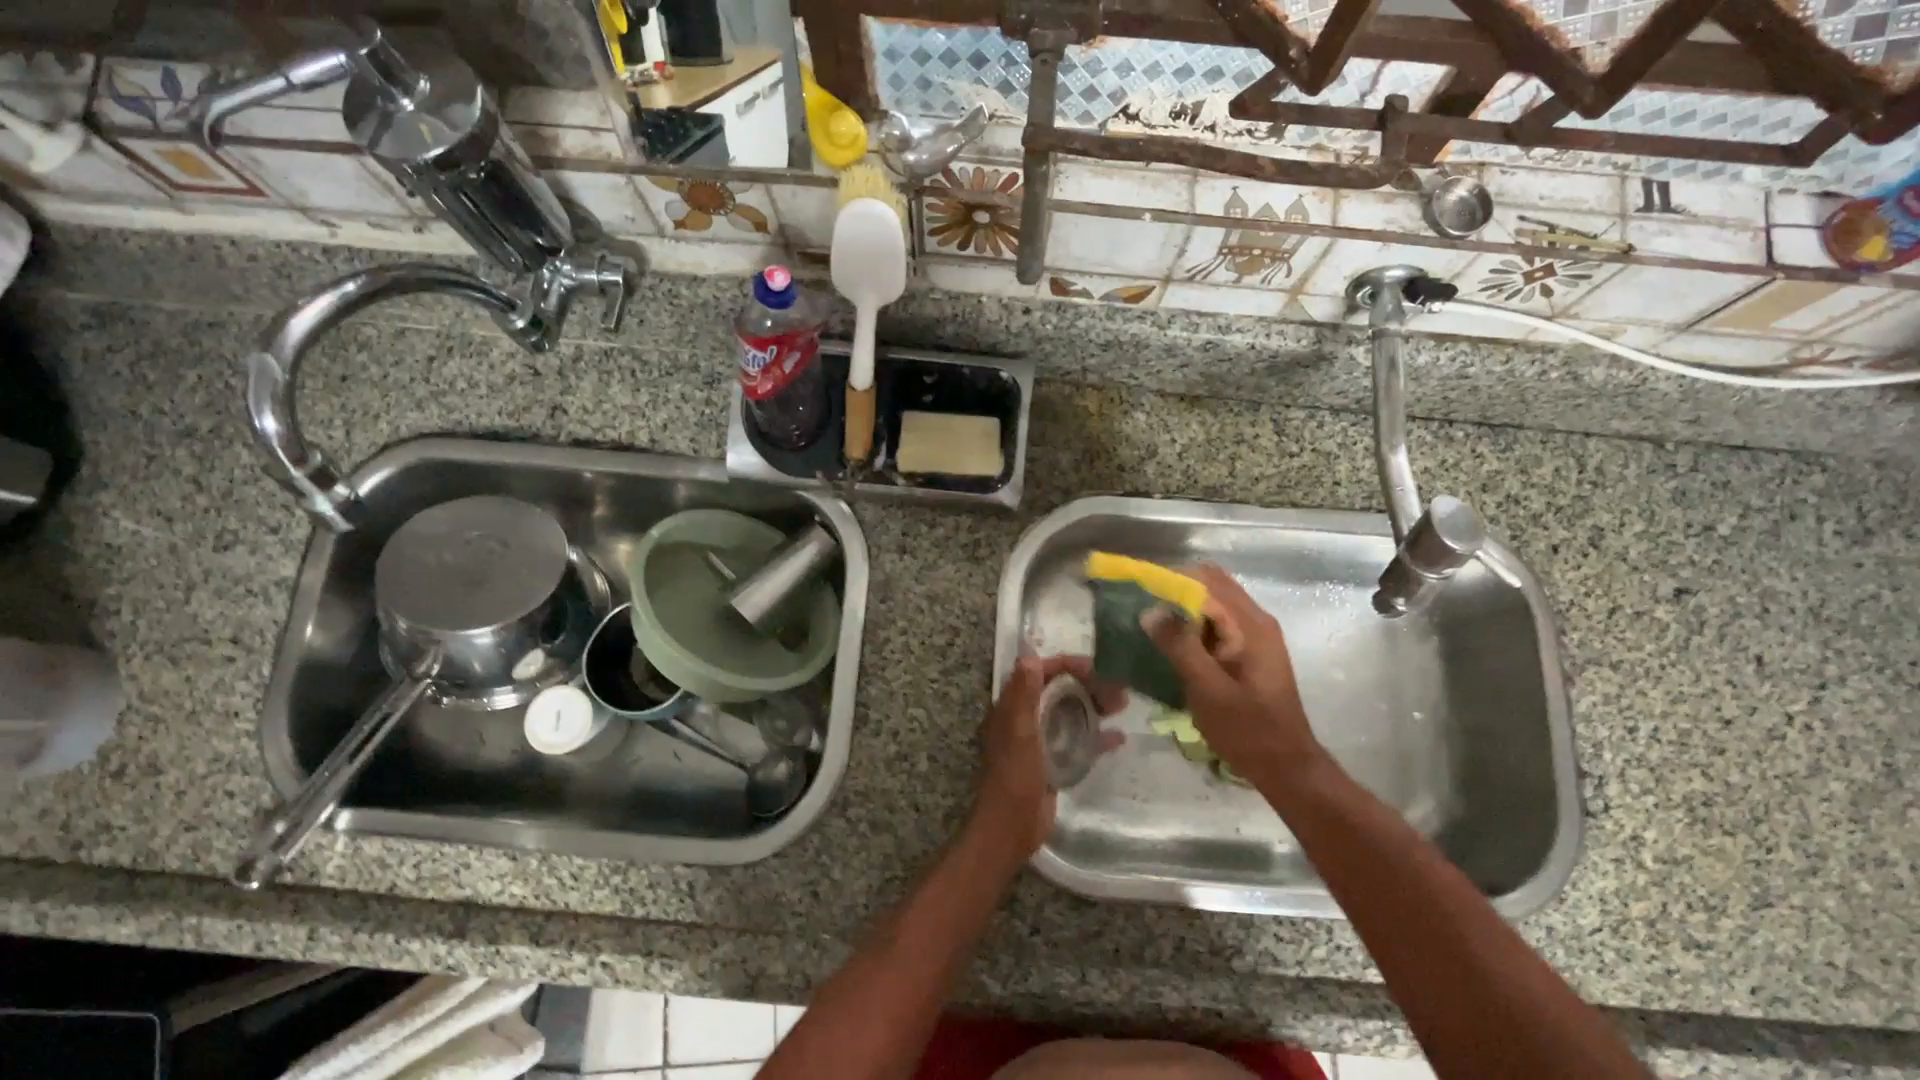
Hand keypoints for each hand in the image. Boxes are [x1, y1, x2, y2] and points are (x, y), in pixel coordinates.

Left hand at [971, 654, 1124, 857]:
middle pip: (1058, 692)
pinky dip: (1096, 737)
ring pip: (1070, 715)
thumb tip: (1029, 654)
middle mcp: (1024, 721)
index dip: (1065, 665)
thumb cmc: (1013, 777)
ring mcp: (1040, 743)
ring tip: (1123, 704)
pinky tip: (1119, 737)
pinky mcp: (1053, 764)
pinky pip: (1078, 743)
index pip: (1038, 673)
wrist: (1011, 828)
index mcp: (1011, 709)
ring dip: (1094, 707)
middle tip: (1119, 688)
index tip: (1096, 666)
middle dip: (1087, 685)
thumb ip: (1023, 694)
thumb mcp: (1019, 732)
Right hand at [1143, 563, 1324, 783]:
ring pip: (1214, 602)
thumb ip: (1180, 647)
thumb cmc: (1247, 730)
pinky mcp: (1250, 651)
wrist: (1285, 765)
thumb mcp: (1208, 691)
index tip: (1136, 591)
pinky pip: (1218, 622)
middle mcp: (1256, 621)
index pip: (1205, 581)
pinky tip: (1171, 643)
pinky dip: (1193, 623)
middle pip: (1211, 584)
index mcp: (1250, 625)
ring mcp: (1256, 636)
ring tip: (1148, 622)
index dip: (1169, 580)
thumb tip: (1149, 610)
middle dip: (1174, 589)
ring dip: (1182, 606)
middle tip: (1139, 606)